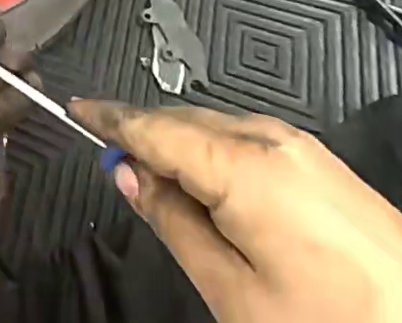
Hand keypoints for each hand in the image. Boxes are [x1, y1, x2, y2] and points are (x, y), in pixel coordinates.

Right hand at [70, 101, 401, 322]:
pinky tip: (209, 181)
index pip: (157, 127)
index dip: (112, 118)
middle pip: (186, 120)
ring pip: (218, 127)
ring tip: (152, 172)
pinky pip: (250, 139)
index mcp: (245, 163)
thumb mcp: (235, 292)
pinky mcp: (323, 162)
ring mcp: (304, 145)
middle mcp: (272, 136)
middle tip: (108, 151)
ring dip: (180, 141)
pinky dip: (215, 151)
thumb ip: (176, 221)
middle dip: (144, 130)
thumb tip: (130, 175)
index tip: (77, 108)